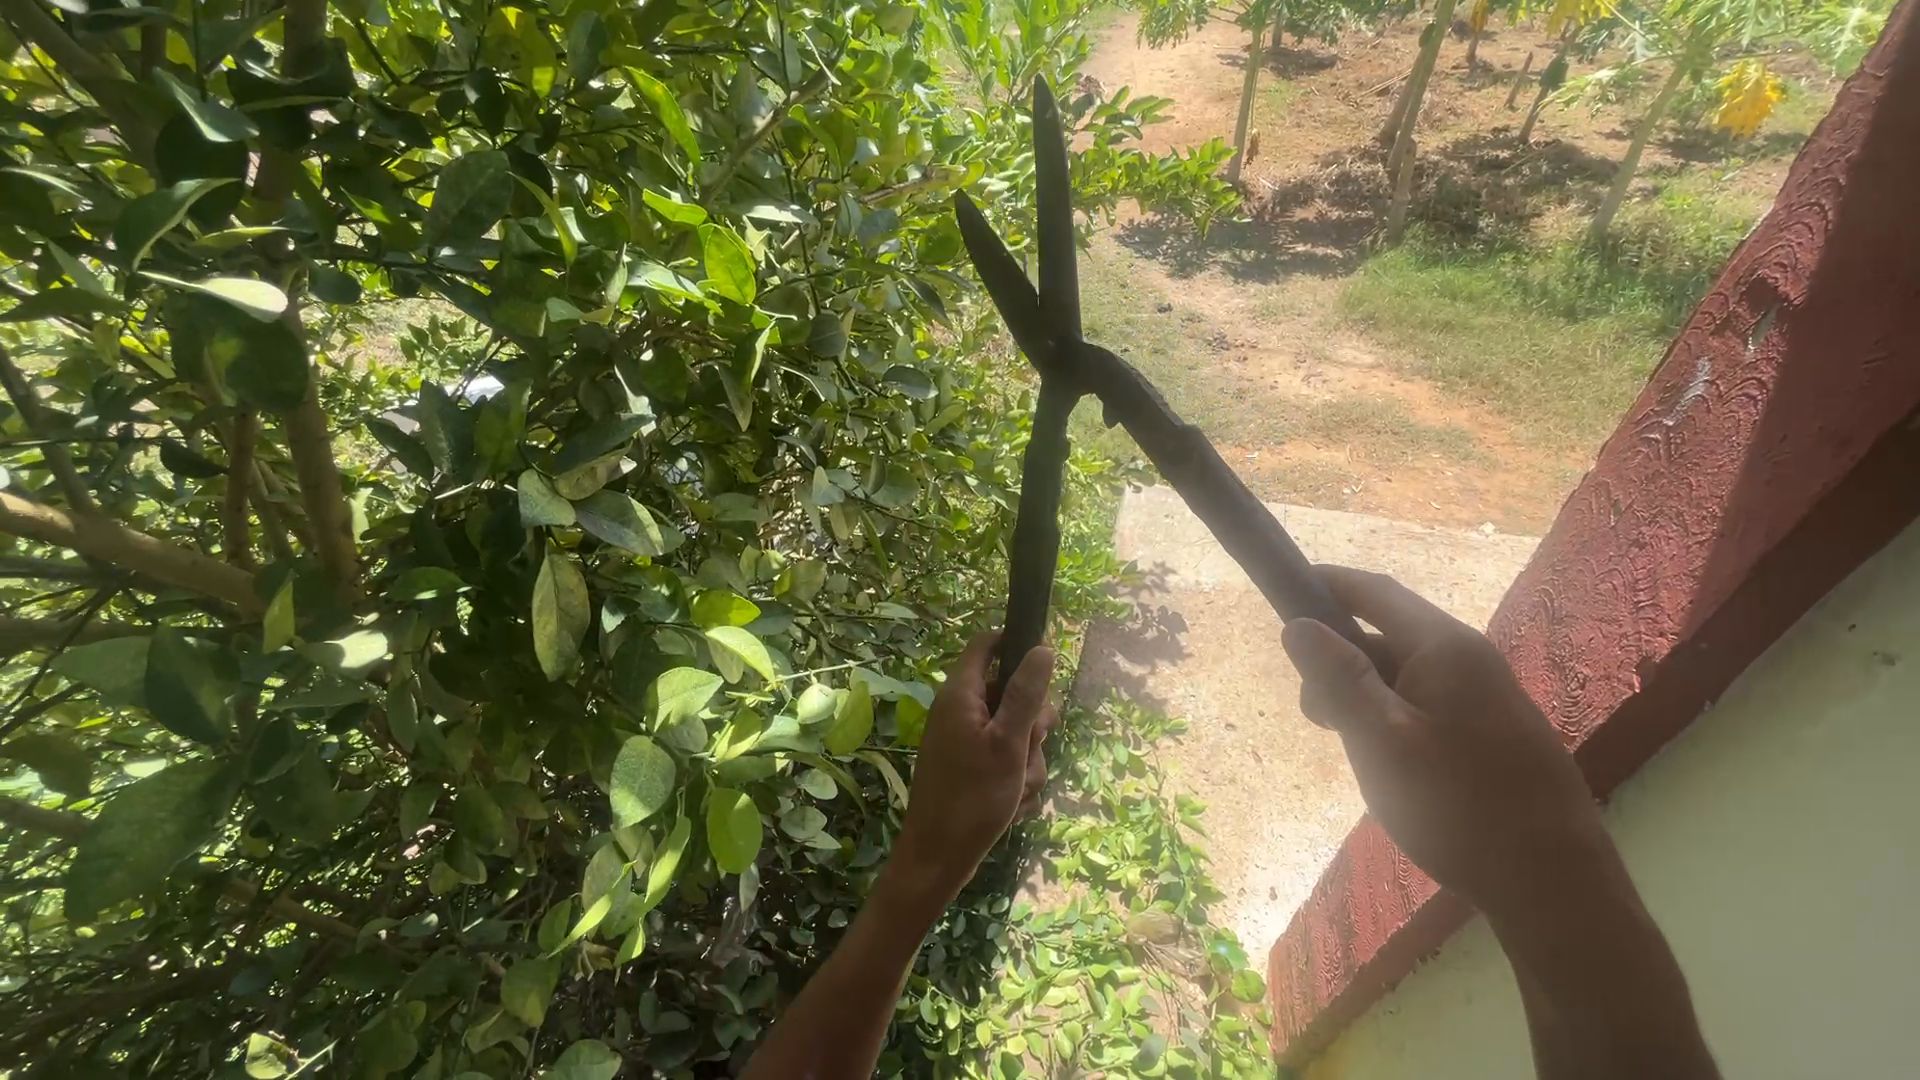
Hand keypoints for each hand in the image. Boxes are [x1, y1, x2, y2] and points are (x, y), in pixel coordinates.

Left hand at [890, 633, 1056, 899]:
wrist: (938, 859)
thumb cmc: (972, 797)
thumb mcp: (1008, 743)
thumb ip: (1025, 694)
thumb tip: (1042, 648)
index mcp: (961, 694)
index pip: (987, 645)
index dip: (1016, 645)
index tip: (1045, 668)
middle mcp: (960, 711)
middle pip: (1012, 694)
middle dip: (1032, 726)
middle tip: (1028, 749)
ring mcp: (965, 740)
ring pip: (1016, 733)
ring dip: (1026, 761)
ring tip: (1016, 788)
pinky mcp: (971, 767)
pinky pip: (1007, 761)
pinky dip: (1015, 780)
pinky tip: (1011, 805)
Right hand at [1279, 566, 1613, 916]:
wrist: (1554, 888)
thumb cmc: (1457, 804)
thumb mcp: (1379, 738)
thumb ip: (1337, 677)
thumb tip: (1297, 625)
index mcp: (1444, 648)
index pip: (1373, 590)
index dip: (1324, 583)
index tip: (1280, 594)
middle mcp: (1467, 660)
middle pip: (1383, 633)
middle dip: (1336, 658)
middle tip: (1314, 712)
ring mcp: (1482, 697)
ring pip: (1399, 673)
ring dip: (1359, 693)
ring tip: (1348, 744)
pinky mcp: (1486, 732)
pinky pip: (1420, 703)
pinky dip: (1385, 716)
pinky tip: (1382, 761)